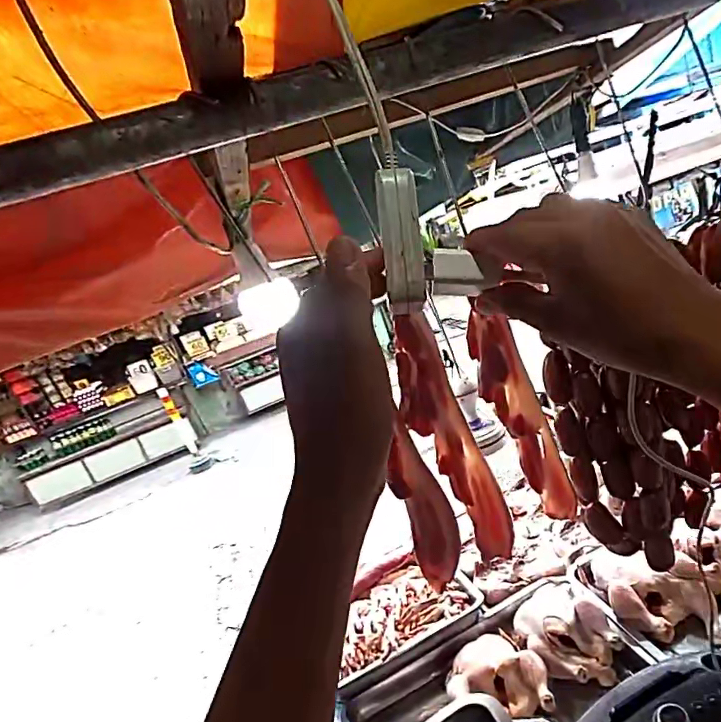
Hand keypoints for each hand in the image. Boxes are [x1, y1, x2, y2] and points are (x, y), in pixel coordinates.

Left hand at [278, 237, 391, 499]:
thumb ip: (346, 293)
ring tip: (410, 305)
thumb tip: (344, 245)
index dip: (372, 261)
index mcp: (305, 323)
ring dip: (375, 304)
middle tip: (417, 283)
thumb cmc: (350, 413)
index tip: (411, 261)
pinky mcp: (328, 383)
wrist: (340, 477)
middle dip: (375, 281)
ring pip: (345, 318)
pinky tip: (389, 341)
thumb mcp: (353, 346)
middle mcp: (303, 337)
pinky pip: (349, 343)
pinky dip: (371, 332)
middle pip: (339, 293)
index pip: (336, 272)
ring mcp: (314, 362)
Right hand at [467, 195, 720, 391]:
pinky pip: (581, 214)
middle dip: (503, 243)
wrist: (691, 329)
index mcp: (556, 242)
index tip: (464, 267)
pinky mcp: (628, 218)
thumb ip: (516, 303)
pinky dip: (562, 231)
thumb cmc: (622, 334)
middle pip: (523, 218)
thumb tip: (486, 298)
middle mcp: (579, 215)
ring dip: (533, 234)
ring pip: (552, 211)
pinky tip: (568, 262)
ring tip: (532, 270)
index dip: (476, 250)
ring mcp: (607, 212)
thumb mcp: (559, 324)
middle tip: (494, 276)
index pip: (498, 235)